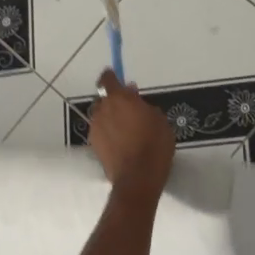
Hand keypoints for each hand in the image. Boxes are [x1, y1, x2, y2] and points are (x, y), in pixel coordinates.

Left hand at [88, 69, 174, 197]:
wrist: (138, 178)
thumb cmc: (154, 144)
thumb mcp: (159, 119)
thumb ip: (144, 106)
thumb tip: (134, 98)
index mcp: (119, 99)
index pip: (107, 80)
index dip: (111, 77)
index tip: (116, 76)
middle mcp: (102, 111)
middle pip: (104, 99)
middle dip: (114, 100)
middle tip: (129, 106)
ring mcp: (96, 129)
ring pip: (101, 116)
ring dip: (110, 117)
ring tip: (127, 127)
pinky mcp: (94, 146)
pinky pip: (101, 132)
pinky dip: (109, 132)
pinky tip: (122, 141)